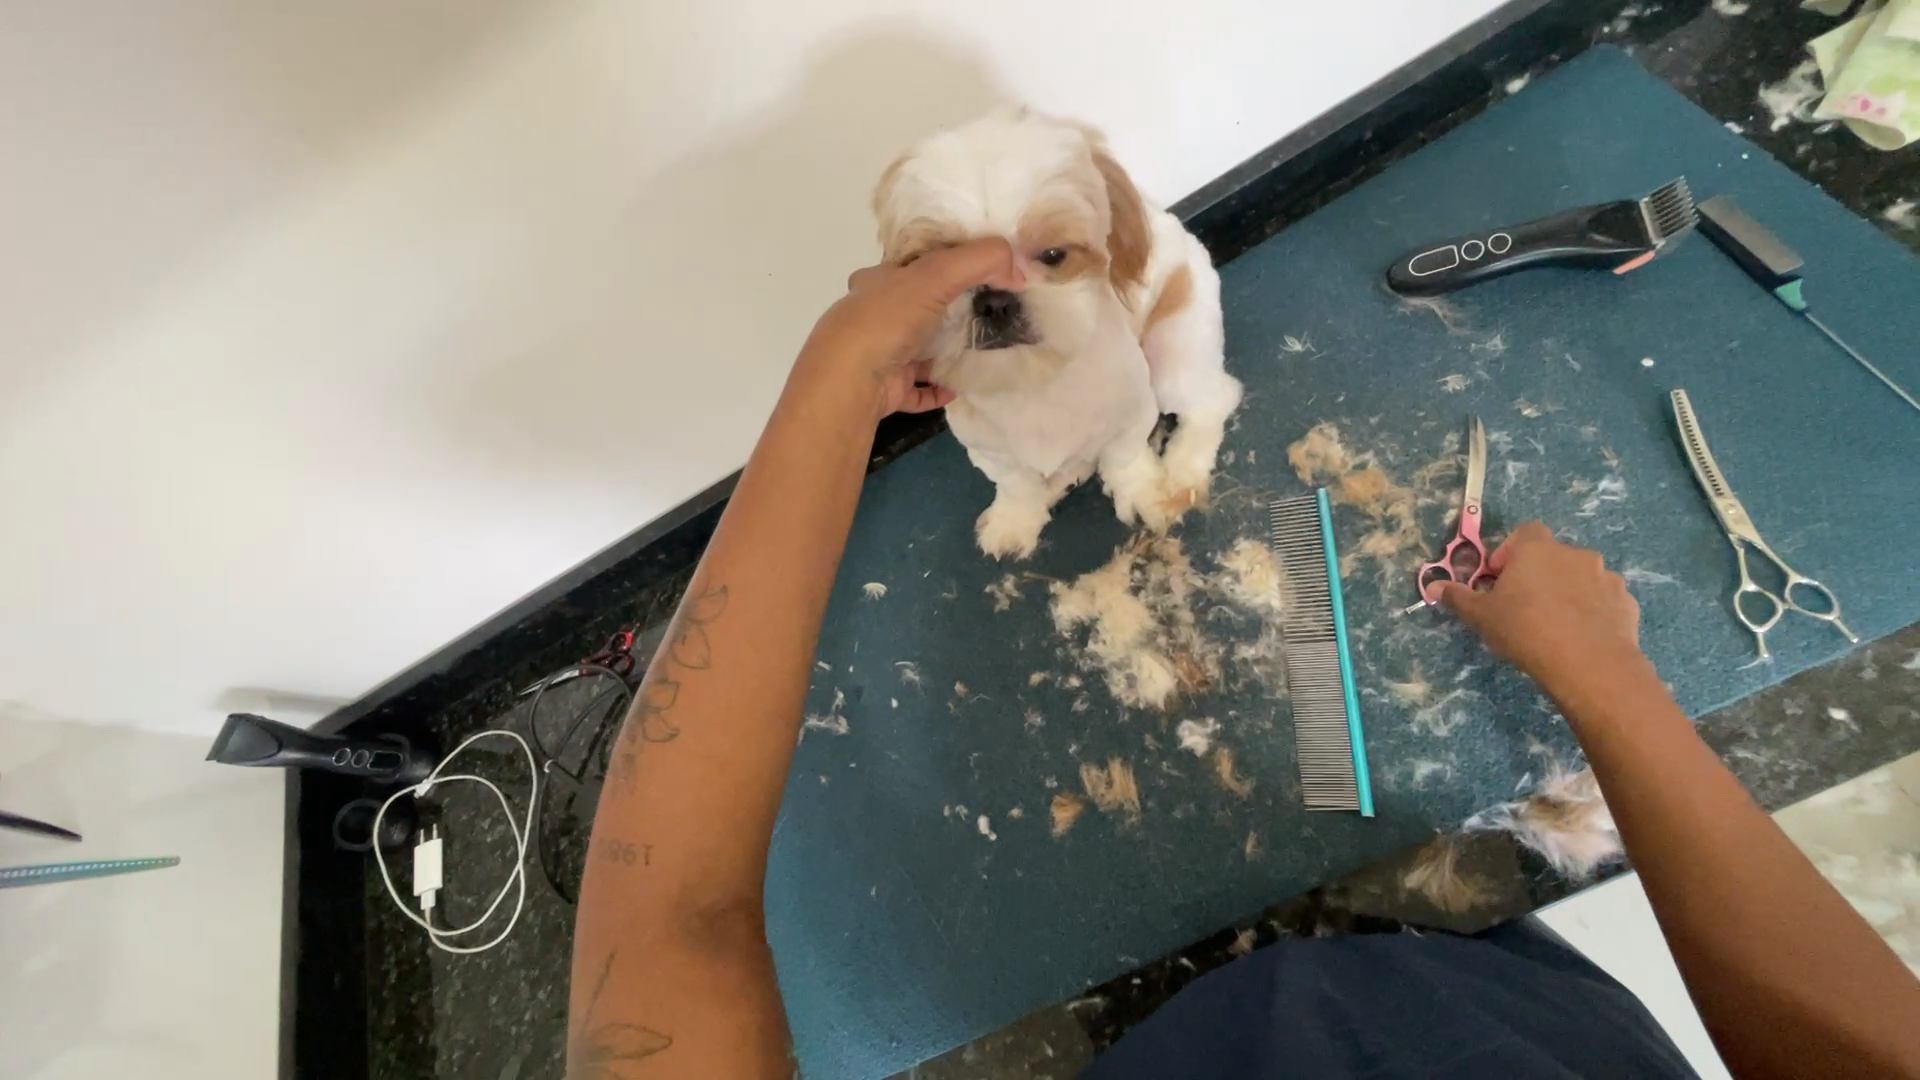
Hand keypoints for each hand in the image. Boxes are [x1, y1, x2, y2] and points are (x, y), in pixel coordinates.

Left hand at [796, 239, 1022, 419]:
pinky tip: (959, 387)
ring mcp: (880, 354)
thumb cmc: (888, 318)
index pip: (914, 265)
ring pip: (918, 350)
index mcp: (879, 281)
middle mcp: (875, 316)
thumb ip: (980, 261)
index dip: (946, 264)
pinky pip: (918, 389)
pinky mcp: (887, 389)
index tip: (980, 271)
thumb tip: (1020, 268)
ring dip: (946, 352)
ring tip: (980, 350)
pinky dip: (938, 389)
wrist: (852, 379)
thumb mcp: (937, 273)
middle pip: (918, 308)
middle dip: (949, 311)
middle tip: (986, 313)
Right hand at [1438, 523, 1645, 692]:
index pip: (1525, 532)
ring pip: (1579, 577)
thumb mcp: (1479, 614)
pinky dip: (1590, 609)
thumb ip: (1456, 597)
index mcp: (1538, 550)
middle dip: (1536, 574)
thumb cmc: (1525, 628)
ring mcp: (1607, 578)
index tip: (1499, 577)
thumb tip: (1431, 587)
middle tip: (1519, 603)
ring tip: (1551, 622)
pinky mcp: (1627, 603)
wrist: (1590, 664)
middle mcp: (1576, 555)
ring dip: (1564, 590)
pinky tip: (1578, 634)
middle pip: (1551, 555)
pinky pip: (1602, 599)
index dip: (1510, 550)